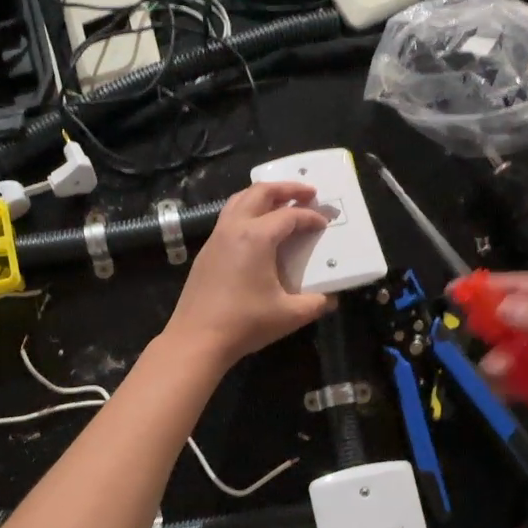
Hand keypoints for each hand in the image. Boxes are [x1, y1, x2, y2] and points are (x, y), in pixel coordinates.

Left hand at [163, 181, 334, 367]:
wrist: (197, 339)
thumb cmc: (245, 324)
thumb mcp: (289, 315)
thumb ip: (315, 303)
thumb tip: (331, 299)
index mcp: (256, 237)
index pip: (290, 215)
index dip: (311, 216)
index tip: (325, 223)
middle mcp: (234, 228)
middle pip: (261, 192)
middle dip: (287, 189)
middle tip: (308, 193)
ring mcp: (216, 238)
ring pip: (239, 200)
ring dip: (263, 196)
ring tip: (282, 203)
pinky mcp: (206, 252)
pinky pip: (228, 218)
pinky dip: (247, 211)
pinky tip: (256, 230)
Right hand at [471, 273, 527, 442]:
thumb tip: (503, 308)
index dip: (496, 286)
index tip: (460, 289)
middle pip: (517, 319)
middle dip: (492, 324)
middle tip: (469, 329)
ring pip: (515, 353)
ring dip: (499, 358)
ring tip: (494, 368)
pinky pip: (522, 384)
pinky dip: (506, 384)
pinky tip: (498, 386)